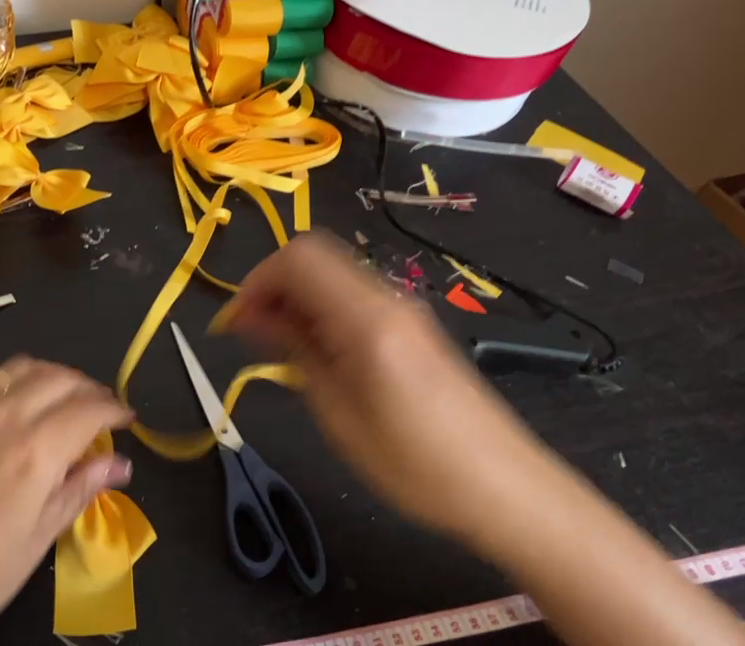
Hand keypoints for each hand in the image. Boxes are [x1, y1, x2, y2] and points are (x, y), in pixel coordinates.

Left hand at [0, 357, 132, 644]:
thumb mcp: (35, 542)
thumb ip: (78, 491)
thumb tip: (119, 464)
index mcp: (35, 448)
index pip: (90, 407)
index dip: (115, 409)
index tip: (128, 421)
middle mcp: (4, 412)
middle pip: (60, 377)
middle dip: (88, 389)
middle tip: (101, 413)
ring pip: (24, 367)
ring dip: (53, 377)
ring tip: (63, 404)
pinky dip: (16, 380)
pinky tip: (16, 406)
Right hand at [220, 233, 553, 543]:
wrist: (509, 490)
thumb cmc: (415, 463)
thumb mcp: (337, 412)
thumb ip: (293, 349)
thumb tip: (250, 315)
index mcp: (366, 315)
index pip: (296, 257)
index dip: (256, 280)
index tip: (235, 322)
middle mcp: (386, 297)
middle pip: (312, 255)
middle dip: (272, 284)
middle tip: (251, 331)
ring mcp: (403, 308)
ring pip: (331, 272)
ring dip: (296, 295)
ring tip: (279, 345)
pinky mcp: (411, 325)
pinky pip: (352, 294)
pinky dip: (321, 307)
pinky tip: (317, 350)